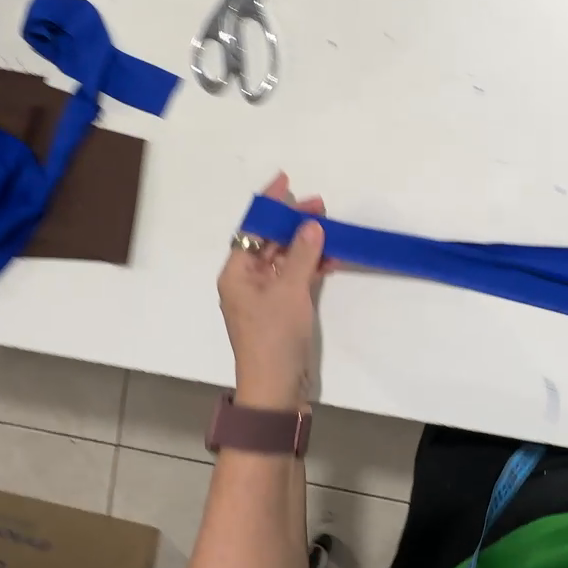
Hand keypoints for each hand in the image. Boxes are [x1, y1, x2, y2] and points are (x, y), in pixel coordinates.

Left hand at [218, 172, 327, 409]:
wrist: (276, 388)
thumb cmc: (275, 336)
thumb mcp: (289, 290)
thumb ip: (301, 254)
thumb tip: (311, 225)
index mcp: (236, 272)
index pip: (253, 227)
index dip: (269, 203)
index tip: (287, 179)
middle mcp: (246, 280)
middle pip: (269, 240)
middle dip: (293, 221)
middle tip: (321, 205)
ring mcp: (263, 295)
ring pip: (284, 257)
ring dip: (305, 243)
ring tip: (331, 229)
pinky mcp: (280, 309)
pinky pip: (294, 275)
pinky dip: (310, 265)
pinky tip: (331, 257)